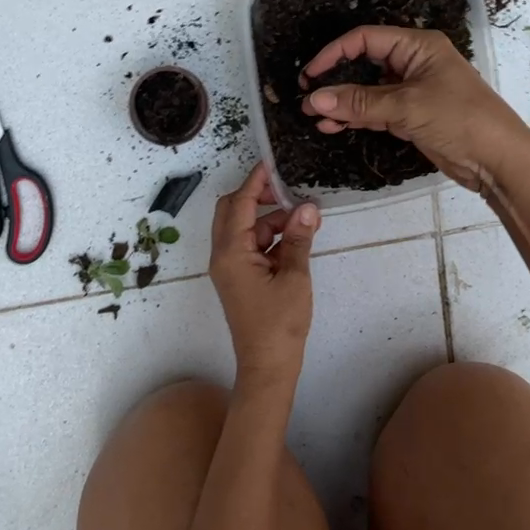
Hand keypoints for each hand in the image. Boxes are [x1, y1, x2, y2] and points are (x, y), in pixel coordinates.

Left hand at [209, 164, 321, 389]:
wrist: (268, 366)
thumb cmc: (279, 323)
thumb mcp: (294, 276)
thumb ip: (298, 239)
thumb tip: (306, 207)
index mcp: (230, 252)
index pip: (239, 204)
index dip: (255, 181)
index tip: (272, 163)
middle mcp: (223, 256)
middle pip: (233, 212)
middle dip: (258, 198)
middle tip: (287, 192)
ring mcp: (229, 269)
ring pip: (244, 230)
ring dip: (270, 221)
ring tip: (304, 220)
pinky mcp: (239, 279)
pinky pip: (250, 248)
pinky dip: (270, 239)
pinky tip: (295, 240)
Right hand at [300, 25, 529, 191]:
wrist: (500, 161)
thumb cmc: (459, 119)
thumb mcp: (406, 107)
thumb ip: (359, 103)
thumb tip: (314, 98)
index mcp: (417, 46)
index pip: (365, 39)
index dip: (334, 54)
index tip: (310, 75)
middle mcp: (413, 63)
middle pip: (364, 64)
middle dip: (336, 81)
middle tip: (307, 98)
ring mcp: (413, 90)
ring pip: (368, 91)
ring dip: (343, 104)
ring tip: (314, 118)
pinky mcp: (412, 116)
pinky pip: (376, 111)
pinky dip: (356, 118)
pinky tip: (334, 126)